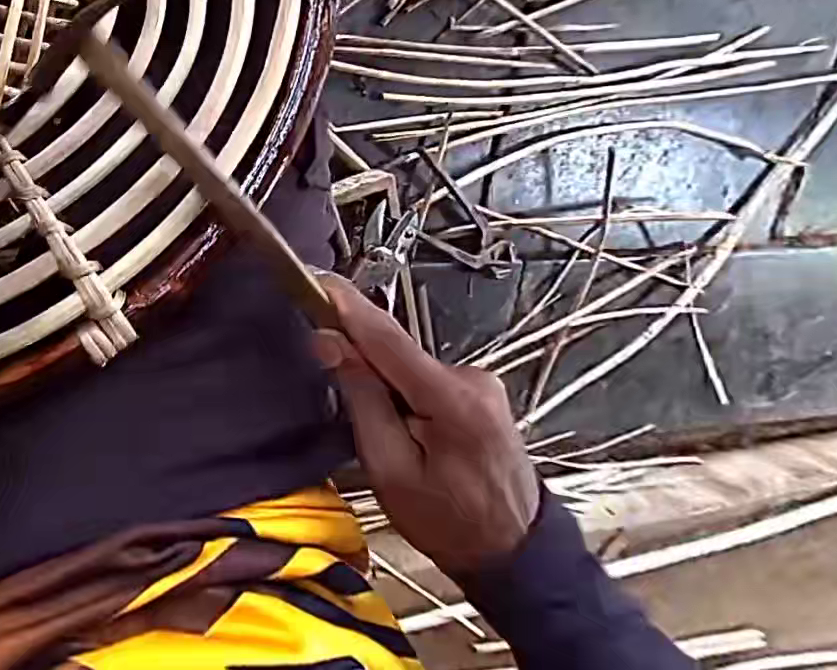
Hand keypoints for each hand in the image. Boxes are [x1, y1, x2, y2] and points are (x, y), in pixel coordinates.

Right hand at [312, 273, 540, 577]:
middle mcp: (473, 378)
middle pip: (396, 348)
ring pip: (409, 362)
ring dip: (383, 377)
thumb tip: (333, 344)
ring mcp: (480, 381)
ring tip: (384, 426)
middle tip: (329, 364)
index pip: (388, 338)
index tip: (320, 281)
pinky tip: (406, 424)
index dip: (349, 307)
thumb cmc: (450, 523)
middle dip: (360, 353)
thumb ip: (362, 400)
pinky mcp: (480, 387)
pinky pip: (424, 372)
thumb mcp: (390, 470)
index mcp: (454, 400)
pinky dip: (404, 386)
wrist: (517, 554)